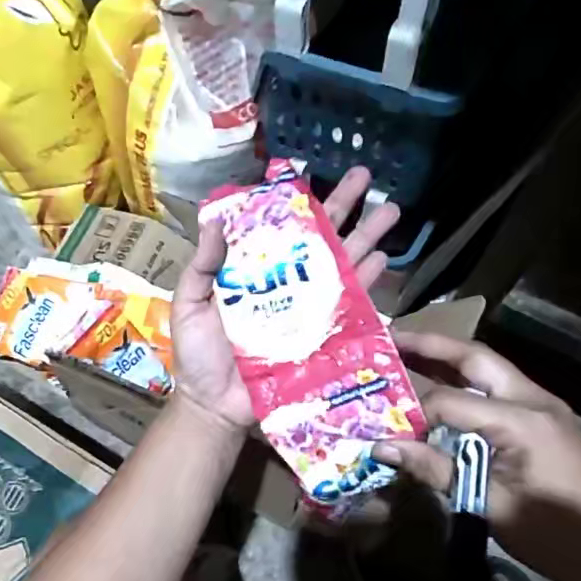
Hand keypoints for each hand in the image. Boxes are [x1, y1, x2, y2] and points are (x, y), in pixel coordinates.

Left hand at [171, 166, 402, 428]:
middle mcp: (284, 287)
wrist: (212, 406)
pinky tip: (381, 260)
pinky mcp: (321, 338)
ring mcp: (306, 311)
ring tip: (391, 210)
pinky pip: (349, 308)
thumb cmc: (197, 355)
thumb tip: (214, 221)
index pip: (279, 231)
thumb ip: (202, 266)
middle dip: (344, 208)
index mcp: (253, 275)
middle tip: (368, 176)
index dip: (296, 204)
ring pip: (341, 267)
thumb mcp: (189, 304)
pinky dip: (365, 284)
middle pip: (318, 241)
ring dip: (367, 238)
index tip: (312, 175)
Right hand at [373, 333, 580, 580]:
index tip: (383, 424)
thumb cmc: (554, 535)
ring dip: (448, 359)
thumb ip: (435, 468)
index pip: (450, 400)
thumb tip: (381, 448)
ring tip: (407, 353)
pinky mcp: (546, 422)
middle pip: (475, 358)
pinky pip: (499, 390)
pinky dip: (466, 382)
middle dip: (430, 345)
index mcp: (522, 420)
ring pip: (489, 369)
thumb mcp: (489, 504)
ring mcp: (545, 409)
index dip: (413, 411)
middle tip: (388, 338)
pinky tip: (443, 389)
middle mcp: (535, 401)